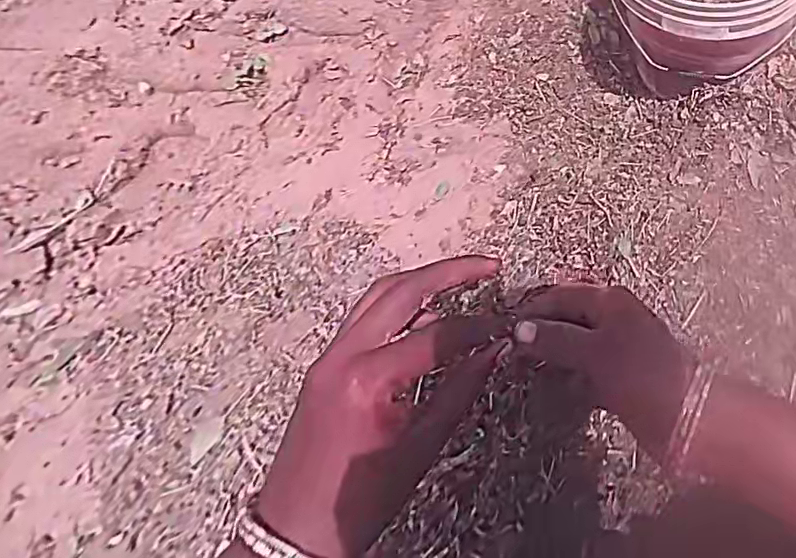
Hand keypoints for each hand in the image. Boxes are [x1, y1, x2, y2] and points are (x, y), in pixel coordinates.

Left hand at [255, 256, 506, 557]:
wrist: (291, 538)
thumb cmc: (352, 504)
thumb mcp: (421, 445)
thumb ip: (462, 388)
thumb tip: (495, 351)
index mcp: (366, 380)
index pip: (438, 333)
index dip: (479, 327)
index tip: (504, 327)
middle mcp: (342, 358)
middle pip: (405, 290)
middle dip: (453, 271)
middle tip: (489, 266)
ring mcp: (329, 358)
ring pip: (381, 293)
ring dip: (424, 279)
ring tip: (463, 276)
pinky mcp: (326, 365)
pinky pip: (367, 315)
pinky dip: (401, 302)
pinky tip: (429, 311)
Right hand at [512, 284, 690, 458]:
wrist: (683, 413)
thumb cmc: (641, 374)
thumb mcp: (595, 352)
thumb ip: (558, 338)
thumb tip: (521, 328)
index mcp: (611, 301)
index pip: (563, 294)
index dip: (534, 309)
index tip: (503, 328)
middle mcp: (614, 317)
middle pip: (569, 316)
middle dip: (540, 331)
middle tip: (508, 352)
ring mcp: (618, 346)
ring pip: (576, 343)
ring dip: (551, 353)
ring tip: (522, 369)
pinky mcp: (619, 375)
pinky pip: (585, 368)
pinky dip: (567, 375)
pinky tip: (552, 387)